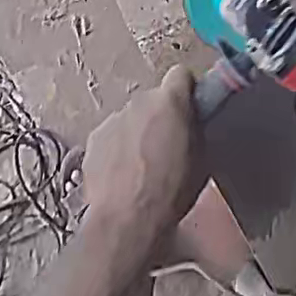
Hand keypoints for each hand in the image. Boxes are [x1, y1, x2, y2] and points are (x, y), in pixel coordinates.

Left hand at [80, 65, 204, 245]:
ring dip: (138, 133)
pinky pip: (112, 136)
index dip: (187, 89)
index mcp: (170, 102)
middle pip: (154, 100)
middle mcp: (138, 102)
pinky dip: (118, 149)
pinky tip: (124, 175)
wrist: (127, 220)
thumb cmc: (170, 193)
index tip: (190, 106)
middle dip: (161, 117)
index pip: (181, 74)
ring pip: (131, 118)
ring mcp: (113, 119)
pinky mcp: (94, 139)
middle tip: (169, 146)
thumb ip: (195, 130)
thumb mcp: (202, 160)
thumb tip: (192, 121)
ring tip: (144, 167)